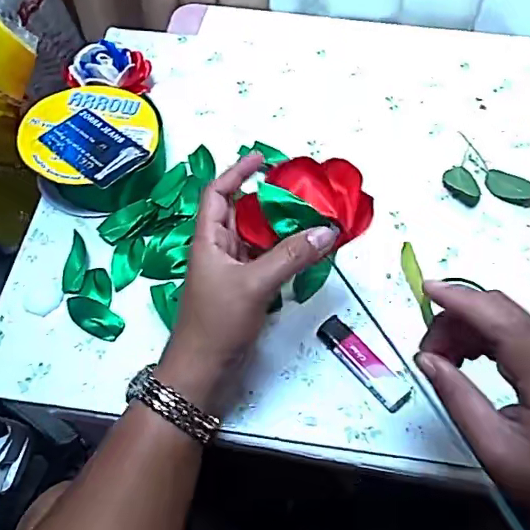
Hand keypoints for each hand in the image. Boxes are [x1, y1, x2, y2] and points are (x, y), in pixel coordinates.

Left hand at [158, 152, 337, 407]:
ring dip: (279, 227)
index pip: (218, 194)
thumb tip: (326, 230)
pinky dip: (284, 253)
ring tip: (309, 216)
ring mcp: (231, 272)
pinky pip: (266, 261)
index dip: (236, 172)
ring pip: (256, 239)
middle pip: (241, 213)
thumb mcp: (255, 284)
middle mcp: (218, 250)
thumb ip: (291, 256)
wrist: (203, 371)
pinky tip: (305, 251)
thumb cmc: (216, 323)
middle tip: (299, 190)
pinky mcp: (244, 290)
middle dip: (267, 199)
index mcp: (208, 240)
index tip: (261, 159)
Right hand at [414, 283, 529, 529]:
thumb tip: (427, 360)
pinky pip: (517, 338)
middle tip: (427, 351)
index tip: (427, 288)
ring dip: (470, 329)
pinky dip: (486, 339)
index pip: (499, 319)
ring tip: (442, 360)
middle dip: (458, 317)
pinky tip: (466, 360)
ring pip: (508, 321)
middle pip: (502, 312)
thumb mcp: (495, 449)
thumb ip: (459, 399)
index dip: (461, 300)